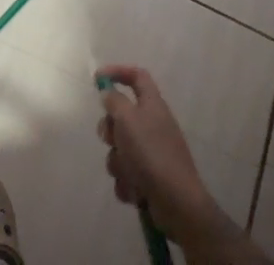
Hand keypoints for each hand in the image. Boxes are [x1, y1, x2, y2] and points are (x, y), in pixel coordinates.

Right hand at [96, 66, 228, 245]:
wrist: (176, 202)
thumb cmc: (151, 153)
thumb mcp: (128, 119)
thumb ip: (114, 101)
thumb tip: (108, 92)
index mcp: (153, 106)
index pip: (137, 76)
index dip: (118, 72)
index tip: (97, 79)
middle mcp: (153, 126)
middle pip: (122, 116)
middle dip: (110, 130)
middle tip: (112, 139)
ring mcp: (152, 153)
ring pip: (120, 148)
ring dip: (118, 162)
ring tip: (129, 173)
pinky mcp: (149, 177)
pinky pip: (126, 172)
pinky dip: (126, 181)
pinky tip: (135, 190)